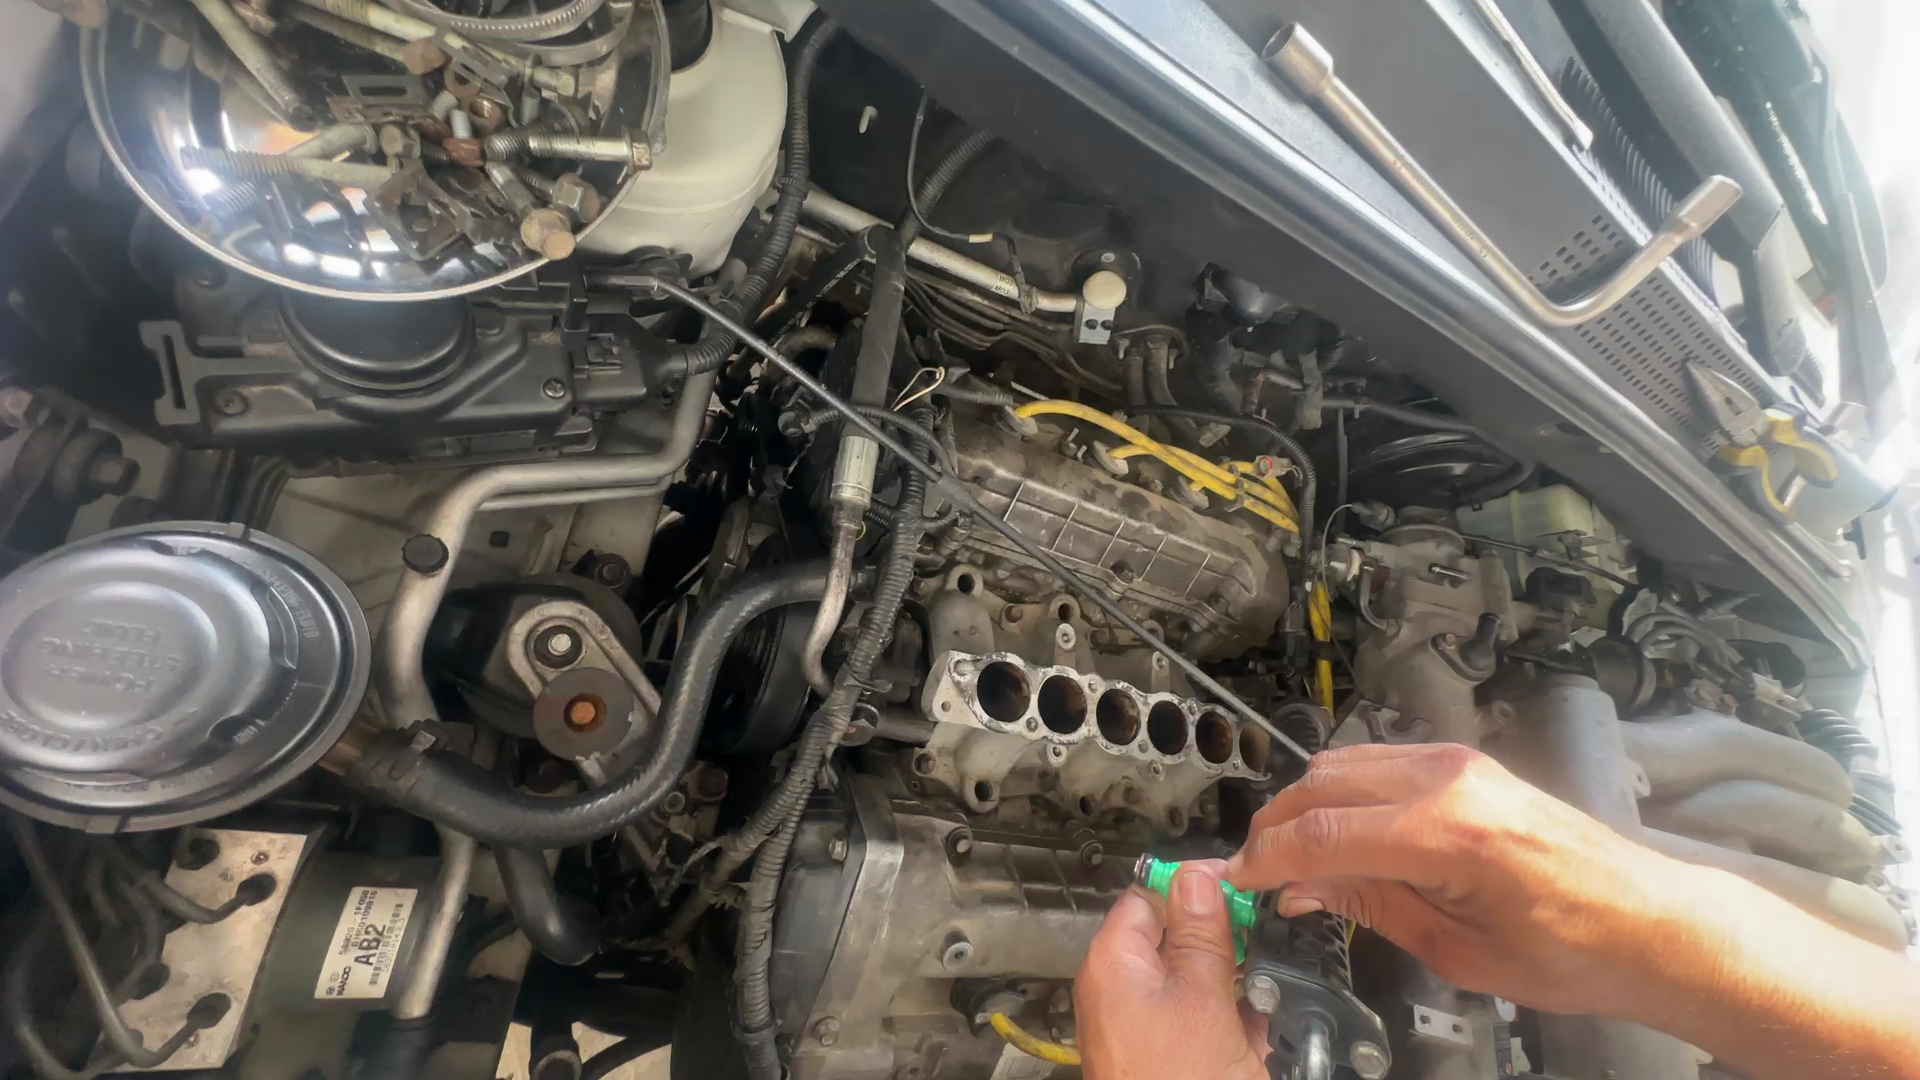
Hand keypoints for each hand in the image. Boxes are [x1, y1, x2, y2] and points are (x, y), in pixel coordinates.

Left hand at [1075, 861, 1268, 1079]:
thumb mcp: (1202, 1003)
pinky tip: (1262, 1028)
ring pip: (1189, 981)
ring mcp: (1142, 1030)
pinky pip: (1195, 1022)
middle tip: (1263, 940)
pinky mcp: (1168, 1062)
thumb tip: (1198, 876)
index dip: (1190, 886)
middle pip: (1171, 938)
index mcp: (1114, 963)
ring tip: (1267, 987)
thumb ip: (1202, 935)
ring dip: (1230, 980)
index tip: (1236, 886)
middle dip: (1219, 938)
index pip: (1147, 897)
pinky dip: (1228, 1019)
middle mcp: (1119, 990)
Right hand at [1226, 743, 1681, 1017]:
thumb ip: (1368, 906)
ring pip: (1336, 765)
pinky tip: (1336, 823)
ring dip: (1302, 803)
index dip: (1269, 856)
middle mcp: (1442, 780)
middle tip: (1259, 865)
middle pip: (1318, 786)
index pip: (1324, 834)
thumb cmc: (1572, 954)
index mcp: (1449, 836)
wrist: (1656, 920)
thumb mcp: (1459, 952)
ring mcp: (1448, 759)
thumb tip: (1295, 890)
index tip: (1239, 877)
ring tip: (1292, 847)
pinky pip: (1368, 760)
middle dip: (1276, 825)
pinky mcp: (1454, 756)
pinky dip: (1336, 788)